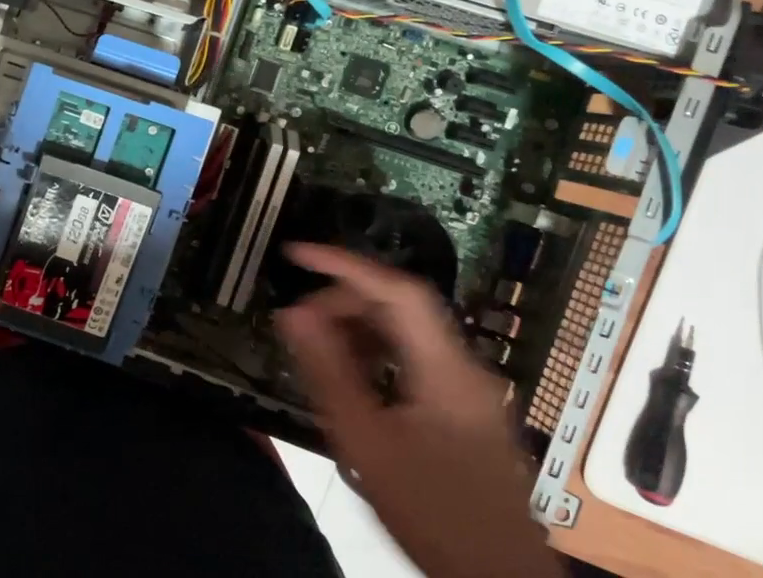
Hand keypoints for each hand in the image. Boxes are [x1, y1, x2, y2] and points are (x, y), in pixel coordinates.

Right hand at [276, 242, 559, 577]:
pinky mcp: (465, 414)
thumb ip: (327, 371)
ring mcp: (470, 393)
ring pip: (407, 335)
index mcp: (446, 370)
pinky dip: (375, 355)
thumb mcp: (363, 440)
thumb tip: (292, 313)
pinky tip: (346, 380)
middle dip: (344, 302)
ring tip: (312, 348)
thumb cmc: (428, 509)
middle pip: (402, 309)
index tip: (295, 254)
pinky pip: (415, 362)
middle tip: (297, 321)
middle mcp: (465, 370)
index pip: (397, 291)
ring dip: (356, 329)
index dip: (344, 264)